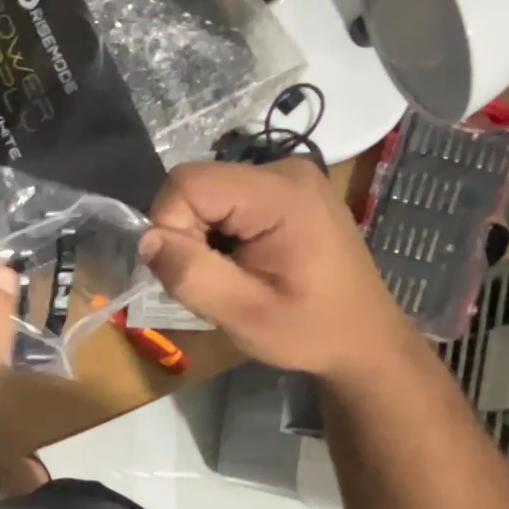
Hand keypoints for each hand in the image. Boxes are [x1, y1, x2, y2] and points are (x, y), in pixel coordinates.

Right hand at [141, 159, 416, 382]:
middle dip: (184, 234)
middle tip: (213, 280)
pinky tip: (239, 263)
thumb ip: (192, 275)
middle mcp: (284, 170)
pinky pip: (223, 201)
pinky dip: (215, 233)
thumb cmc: (310, 330)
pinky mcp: (283, 190)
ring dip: (198, 237)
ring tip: (228, 275)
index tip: (192, 271)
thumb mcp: (244, 315)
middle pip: (193, 186)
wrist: (363, 338)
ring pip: (203, 194)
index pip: (187, 184)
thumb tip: (145, 240)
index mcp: (281, 194)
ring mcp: (286, 177)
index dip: (170, 226)